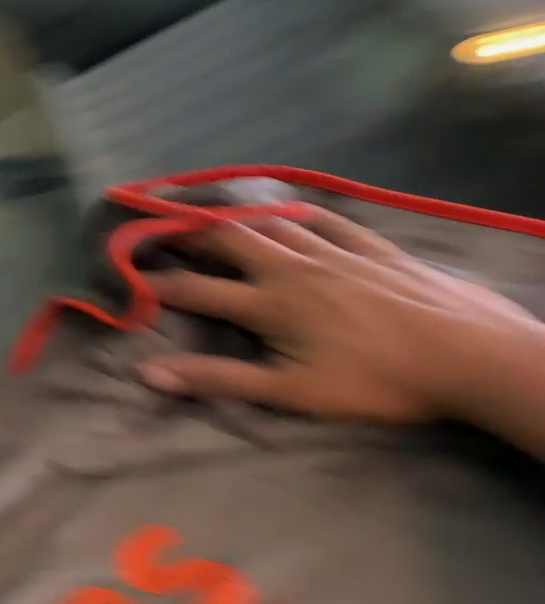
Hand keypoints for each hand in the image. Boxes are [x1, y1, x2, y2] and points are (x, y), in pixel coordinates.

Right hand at [136, 210, 544, 423]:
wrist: (483, 362)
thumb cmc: (381, 383)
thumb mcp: (291, 393)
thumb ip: (217, 380)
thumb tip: (146, 373)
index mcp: (269, 304)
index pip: (193, 289)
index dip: (151, 283)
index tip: (120, 277)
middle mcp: (294, 269)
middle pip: (228, 240)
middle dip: (186, 234)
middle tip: (156, 229)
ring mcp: (339, 255)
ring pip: (272, 223)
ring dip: (234, 218)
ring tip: (208, 217)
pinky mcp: (379, 251)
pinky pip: (330, 220)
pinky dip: (298, 212)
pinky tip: (286, 210)